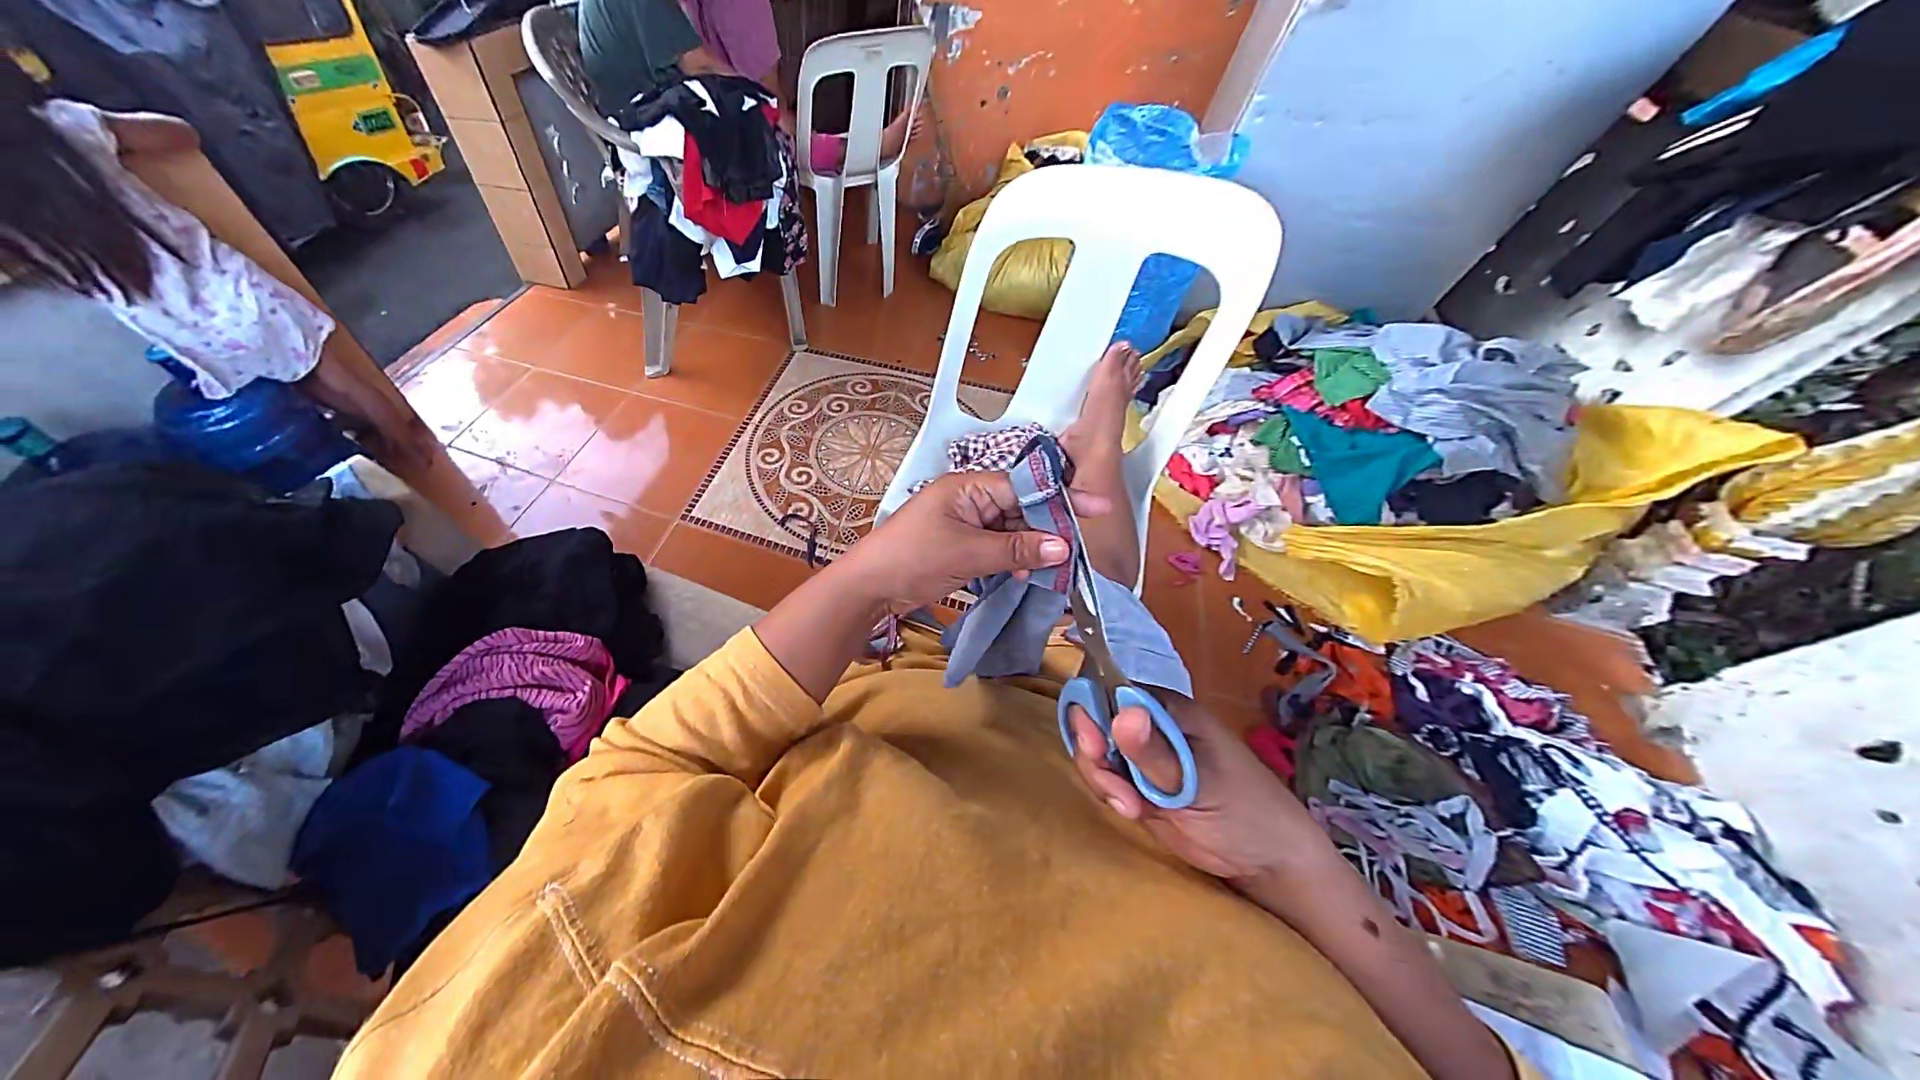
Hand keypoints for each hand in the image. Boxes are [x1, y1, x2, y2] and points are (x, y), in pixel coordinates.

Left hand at [832, 471, 1106, 614]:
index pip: (1024, 486)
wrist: (869, 587)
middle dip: (1047, 529)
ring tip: (1050, 569)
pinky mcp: (963, 546)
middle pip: (1022, 508)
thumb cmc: (911, 559)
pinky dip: (1013, 559)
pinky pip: (999, 547)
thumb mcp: (968, 554)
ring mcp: (966, 523)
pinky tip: (1025, 574)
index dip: (1061, 498)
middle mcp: (970, 500)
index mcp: (969, 487)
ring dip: (1030, 548)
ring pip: (1013, 530)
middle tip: (1073, 551)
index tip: (1096, 507)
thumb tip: (1062, 547)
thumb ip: (1016, 548)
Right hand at [1066, 697, 1336, 888]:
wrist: (1269, 862)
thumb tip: (1122, 714)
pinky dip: (1112, 796)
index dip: (1093, 713)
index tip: (1095, 748)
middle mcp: (1152, 726)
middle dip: (1097, 757)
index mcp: (1168, 709)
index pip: (1111, 692)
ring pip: (1099, 755)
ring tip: (1131, 808)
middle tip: (1117, 791)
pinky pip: (1109, 781)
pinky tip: (1133, 813)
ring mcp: (1145, 758)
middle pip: (1098, 724)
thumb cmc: (1244, 811)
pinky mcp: (1140, 787)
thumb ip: (1154, 753)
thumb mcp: (1199, 782)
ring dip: (1105, 781)